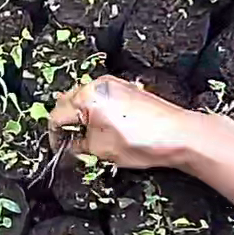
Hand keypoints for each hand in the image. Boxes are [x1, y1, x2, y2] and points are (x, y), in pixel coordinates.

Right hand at [48, 75, 224, 169]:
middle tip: (68, 143)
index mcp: (87, 97)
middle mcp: (98, 85)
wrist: (180, 135)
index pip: (56, 116)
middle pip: (67, 103)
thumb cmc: (145, 140)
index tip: (57, 148)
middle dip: (65, 123)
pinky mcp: (126, 88)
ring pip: (83, 99)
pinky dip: (94, 111)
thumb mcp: (101, 150)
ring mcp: (114, 84)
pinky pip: (100, 97)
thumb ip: (78, 145)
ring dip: (79, 116)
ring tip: (86, 137)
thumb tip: (69, 145)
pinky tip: (101, 127)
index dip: (54, 136)